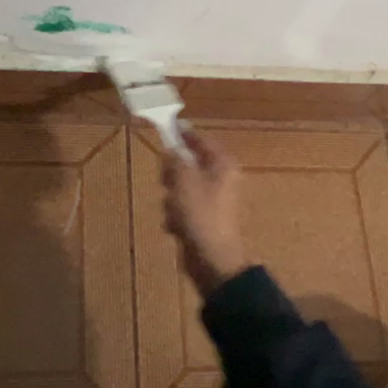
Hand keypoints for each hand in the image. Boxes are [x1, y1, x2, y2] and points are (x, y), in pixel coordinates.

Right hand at [162, 130, 250, 294]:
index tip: (166, 127)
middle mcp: (221, 179)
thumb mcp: (184, 182)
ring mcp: (213, 200)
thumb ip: (176, 160)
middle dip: (173, 175)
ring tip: (173, 212)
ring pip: (181, 187)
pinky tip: (176, 226)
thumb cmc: (200, 216)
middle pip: (188, 164)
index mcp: (222, 165)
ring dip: (171, 199)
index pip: (201, 140)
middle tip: (166, 183)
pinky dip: (176, 215)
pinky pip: (182, 207)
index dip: (183, 134)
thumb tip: (172, 149)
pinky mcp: (204, 218)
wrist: (213, 260)